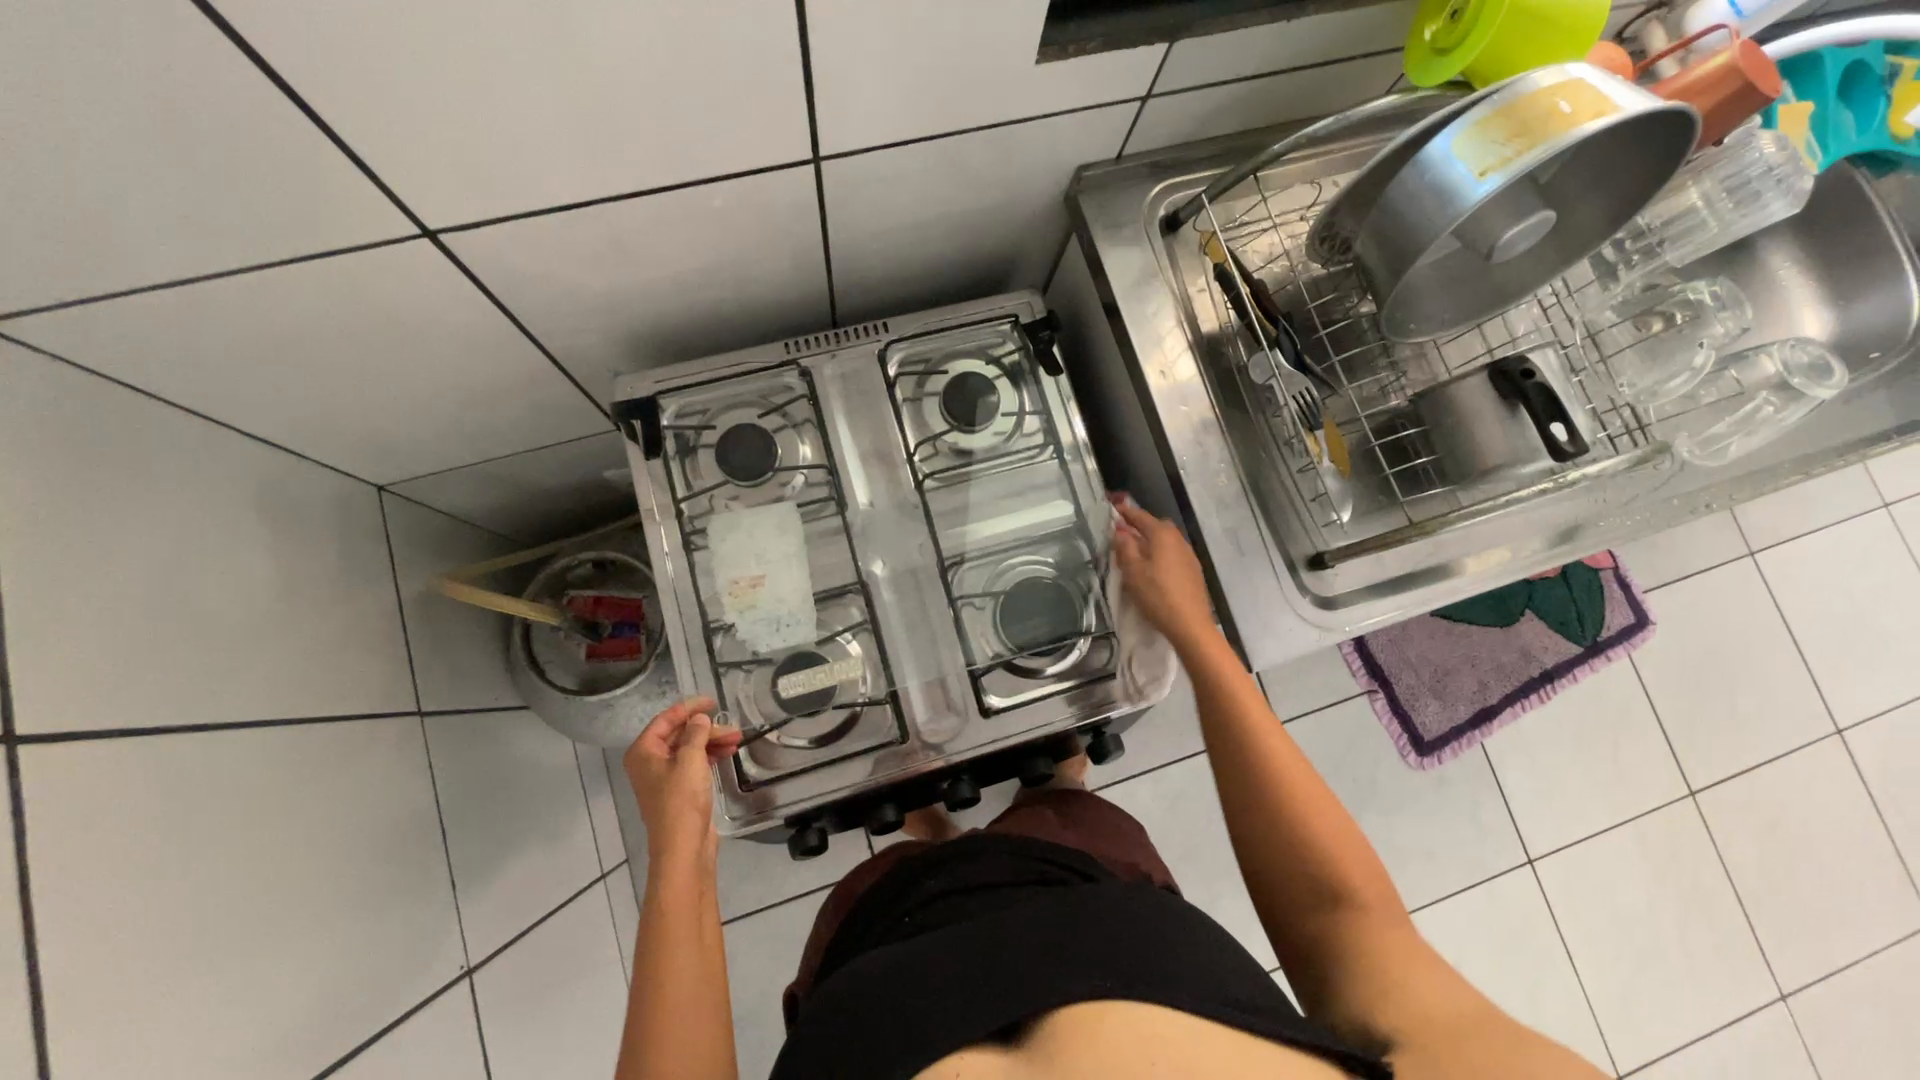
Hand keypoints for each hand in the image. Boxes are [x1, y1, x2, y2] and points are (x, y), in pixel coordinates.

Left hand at [623, 697, 743, 867]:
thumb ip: (696, 734)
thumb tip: (700, 718)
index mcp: (643, 752)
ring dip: (711, 742)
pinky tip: (727, 754)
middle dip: (706, 729)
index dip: (689, 707)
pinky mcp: (678, 791)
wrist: (683, 847)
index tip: (713, 700)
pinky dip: (709, 757)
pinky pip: (693, 764)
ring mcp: (663, 778)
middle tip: (733, 729)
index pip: (666, 720)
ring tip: (737, 740)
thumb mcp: (690, 760)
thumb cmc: (682, 800)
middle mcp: (649, 762)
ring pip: (689, 750)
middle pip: (679, 735)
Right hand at [1110, 495, 1216, 649]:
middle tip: (1122, 533)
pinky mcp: (1193, 570)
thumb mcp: (1133, 571)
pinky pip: (1172, 553)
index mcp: (1162, 534)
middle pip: (1155, 526)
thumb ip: (1125, 546)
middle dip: (1139, 526)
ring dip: (1150, 541)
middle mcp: (1178, 539)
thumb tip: (1120, 530)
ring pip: (1165, 540)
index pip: (1140, 516)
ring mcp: (1188, 554)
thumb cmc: (1157, 595)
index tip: (1113, 507)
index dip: (1125, 512)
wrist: (1190, 623)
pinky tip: (1153, 567)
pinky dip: (1160, 554)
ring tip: (1135, 551)